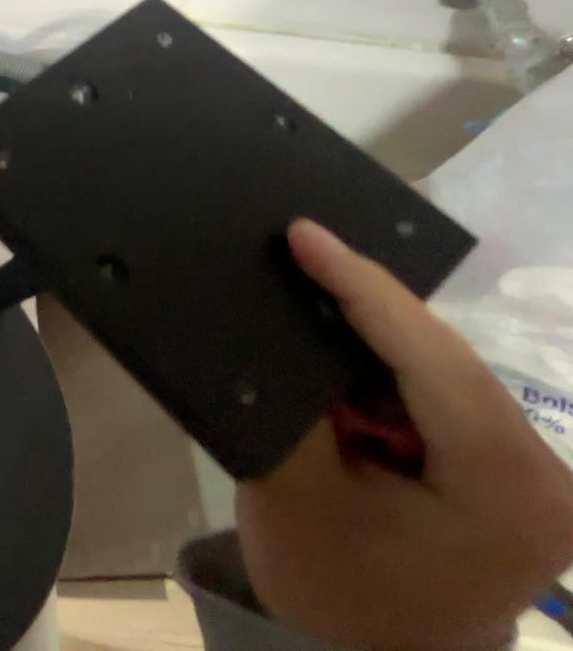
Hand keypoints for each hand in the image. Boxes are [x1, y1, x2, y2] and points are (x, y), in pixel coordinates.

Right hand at [237, 220, 572, 650]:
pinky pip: (441, 392)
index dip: (368, 290)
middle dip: (372, 303)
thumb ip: (289, 404)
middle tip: (301, 248)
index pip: (439, 364)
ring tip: (311, 280)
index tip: (306, 234)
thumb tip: (268, 325)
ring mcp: (535, 473)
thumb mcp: (292, 488)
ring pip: (447, 370)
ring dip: (376, 331)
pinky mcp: (506, 470)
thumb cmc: (330, 577)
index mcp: (510, 490)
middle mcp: (548, 475)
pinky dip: (385, 363)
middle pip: (450, 360)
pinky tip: (338, 339)